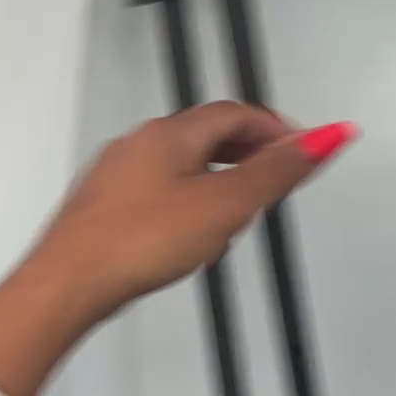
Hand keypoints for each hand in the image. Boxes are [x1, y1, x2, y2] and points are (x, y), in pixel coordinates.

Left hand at [0, 102, 355, 395]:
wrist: (68, 283)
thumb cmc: (136, 242)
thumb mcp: (226, 204)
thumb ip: (277, 170)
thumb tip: (327, 135)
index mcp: (164, 134)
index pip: (234, 112)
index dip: (277, 129)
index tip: (303, 153)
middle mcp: (131, 146)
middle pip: (203, 135)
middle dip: (246, 155)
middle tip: (273, 183)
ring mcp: (109, 176)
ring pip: (176, 166)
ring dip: (213, 183)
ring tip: (233, 217)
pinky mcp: (98, 207)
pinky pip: (152, 193)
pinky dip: (181, 204)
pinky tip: (185, 238)